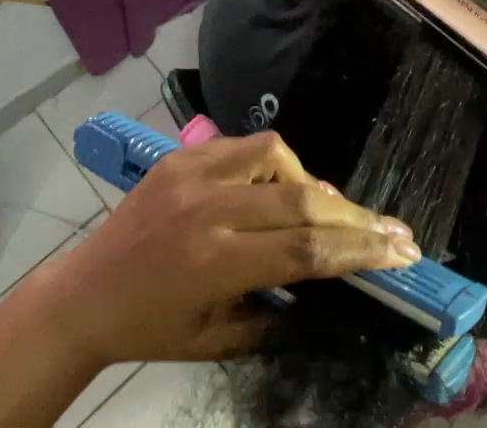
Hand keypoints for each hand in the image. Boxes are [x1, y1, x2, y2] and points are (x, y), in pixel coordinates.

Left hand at [26, 132, 420, 365]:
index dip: (361, 249)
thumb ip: (279, 317)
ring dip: (310, 182)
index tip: (403, 250)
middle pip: (302, 200)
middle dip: (357, 216)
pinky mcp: (181, 155)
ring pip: (276, 155)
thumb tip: (333, 287)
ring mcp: (191, 173)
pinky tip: (280, 187)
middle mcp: (206, 209)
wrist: (83, 295)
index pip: (305, 250)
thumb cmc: (151, 329)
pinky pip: (244, 145)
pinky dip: (275, 164)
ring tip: (322, 208)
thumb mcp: (218, 341)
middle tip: (394, 229)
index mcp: (213, 264)